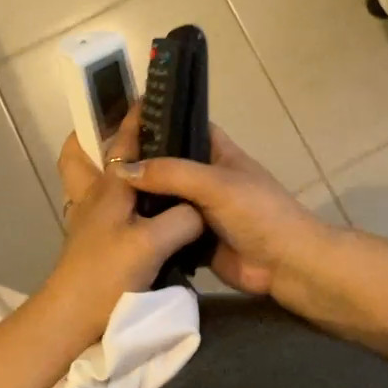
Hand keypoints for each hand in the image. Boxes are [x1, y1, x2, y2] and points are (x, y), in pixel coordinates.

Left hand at [38, 107, 203, 345]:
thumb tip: (200, 207)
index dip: (136, 117)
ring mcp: (87, 221)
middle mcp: (93, 197)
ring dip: (106, 166)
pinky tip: (142, 208)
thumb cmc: (107, 275)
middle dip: (94, 137)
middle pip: (81, 156)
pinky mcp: (91, 244)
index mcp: (108, 187)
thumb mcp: (152, 245)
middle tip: (125, 132)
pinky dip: (117, 197)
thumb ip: (181, 219)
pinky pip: (101, 207)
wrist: (70, 322)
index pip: (122, 141)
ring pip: (89, 181)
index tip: (150, 98)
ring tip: (141, 165)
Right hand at [116, 126, 330, 297]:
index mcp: (218, 152)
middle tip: (102, 163)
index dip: (159, 123)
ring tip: (100, 193)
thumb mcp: (215, 184)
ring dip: (141, 200)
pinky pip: (167, 231)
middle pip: (169, 165)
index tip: (123, 122)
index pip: (185, 127)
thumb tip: (121, 170)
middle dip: (142, 165)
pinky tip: (116, 226)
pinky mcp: (195, 240)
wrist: (287, 265)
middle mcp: (207, 177)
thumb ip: (170, 174)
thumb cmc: (258, 212)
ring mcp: (201, 210)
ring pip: (165, 199)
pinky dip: (149, 230)